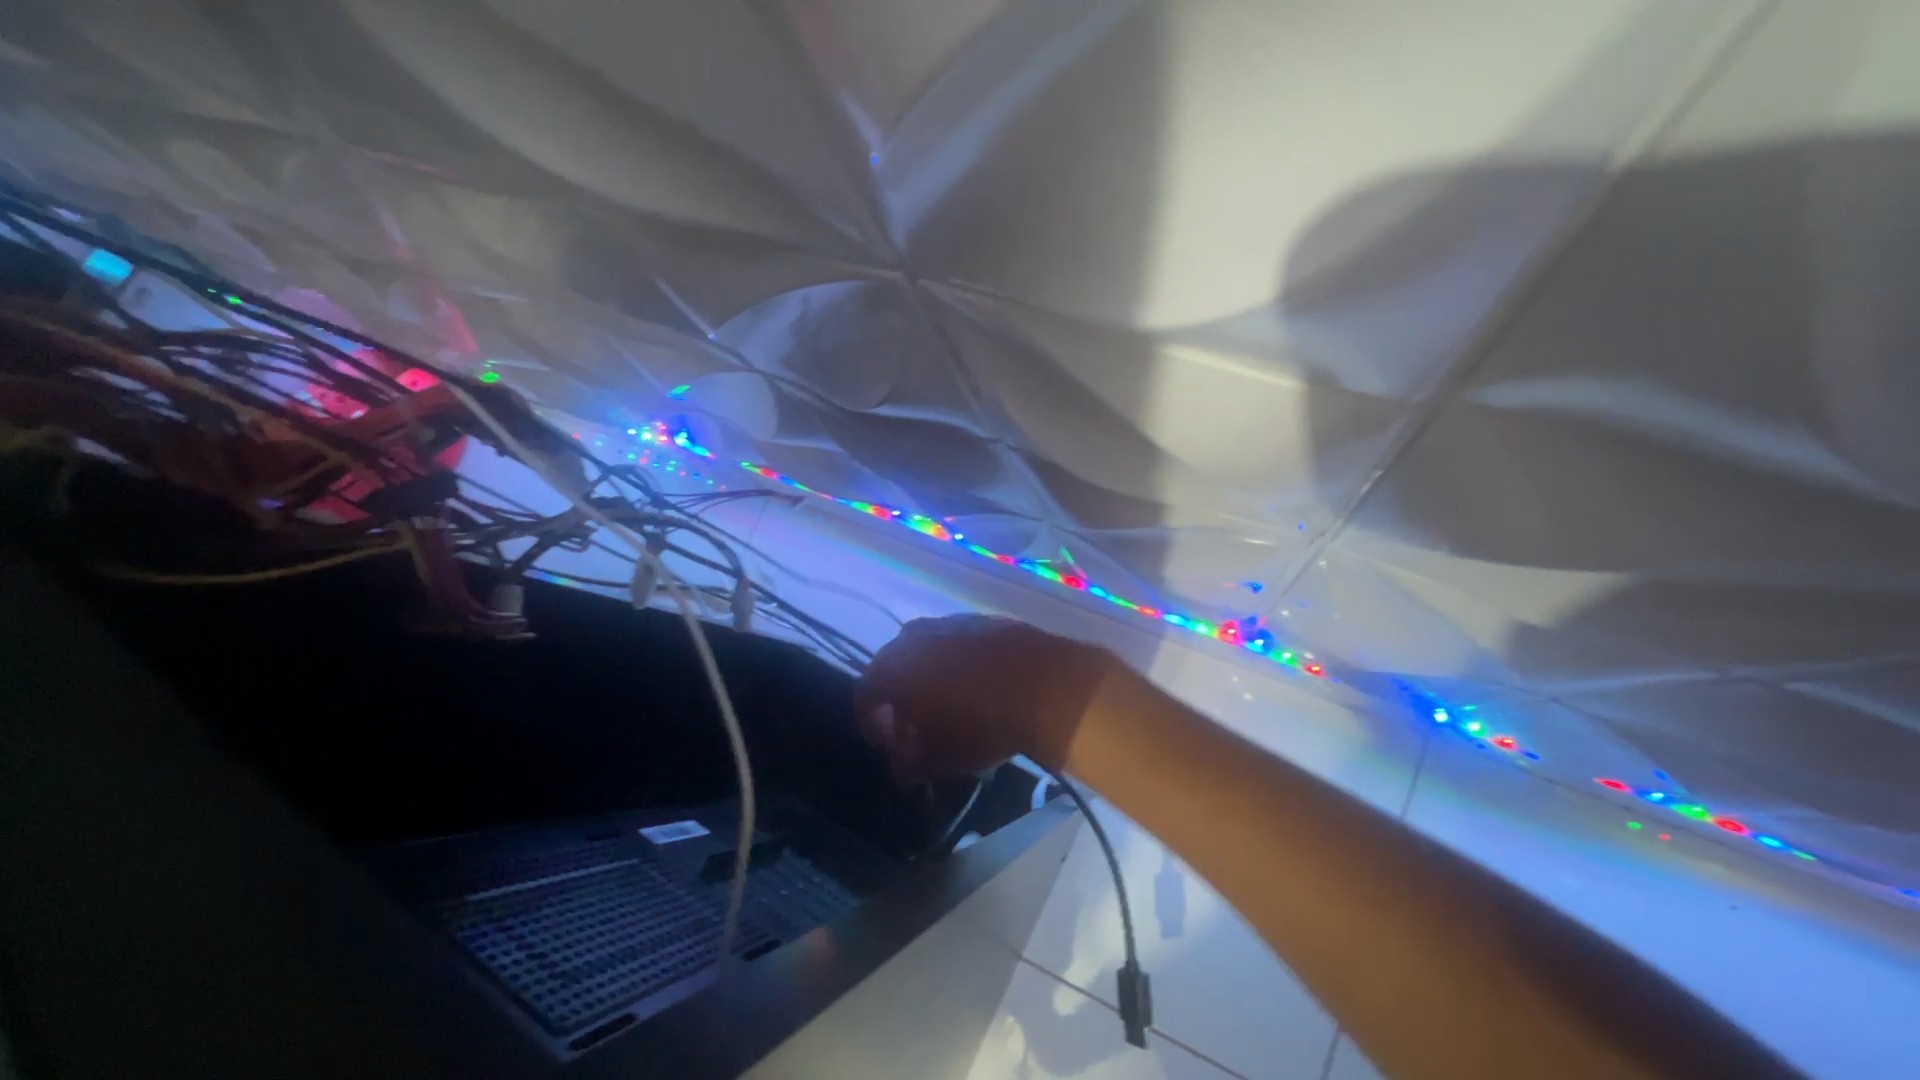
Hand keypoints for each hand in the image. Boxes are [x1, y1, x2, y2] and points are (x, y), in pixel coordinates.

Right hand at [854, 615, 1117, 780]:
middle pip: (895, 669)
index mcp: (893, 668)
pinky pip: (958, 645)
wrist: (1047, 685)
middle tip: (916, 729)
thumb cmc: (982, 726)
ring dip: (930, 681)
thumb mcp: (940, 759)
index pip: (865, 695)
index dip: (871, 724)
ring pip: (927, 654)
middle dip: (900, 701)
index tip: (887, 746)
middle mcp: (914, 636)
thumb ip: (910, 764)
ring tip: (950, 710)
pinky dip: (959, 666)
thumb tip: (901, 765)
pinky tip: (980, 689)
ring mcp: (950, 623)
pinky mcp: (985, 621)